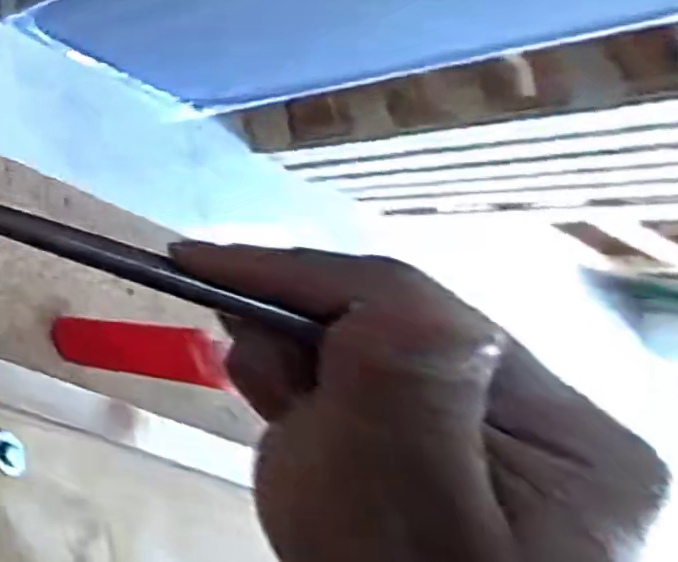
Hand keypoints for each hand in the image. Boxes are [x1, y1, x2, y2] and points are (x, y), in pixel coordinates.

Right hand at [171, 243, 666, 561]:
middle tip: (231, 341)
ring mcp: (477, 422)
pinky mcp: (422, 430)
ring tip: (271, 400)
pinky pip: (345, 362)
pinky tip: (285, 406)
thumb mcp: (393, 488)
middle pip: (379, 311)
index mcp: (560, 425)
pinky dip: (295, 370)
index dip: (288, 269)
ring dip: (287, 347)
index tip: (188, 262)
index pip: (404, 300)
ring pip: (353, 330)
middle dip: (287, 319)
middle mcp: (533, 412)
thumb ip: (397, 383)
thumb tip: (384, 290)